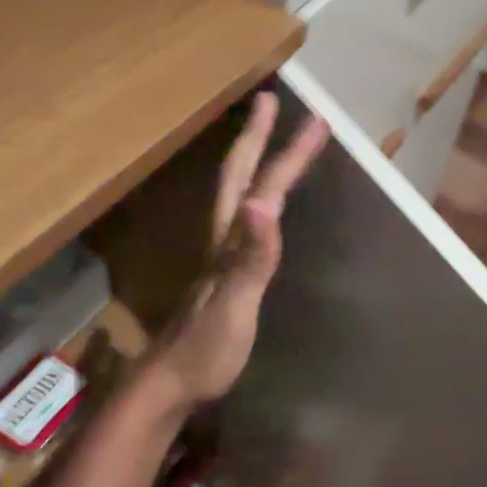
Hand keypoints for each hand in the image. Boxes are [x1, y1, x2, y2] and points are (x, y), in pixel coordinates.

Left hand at [144, 91, 328, 407]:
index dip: (288, 155)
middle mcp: (221, 244)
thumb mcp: (234, 304)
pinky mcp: (220, 283)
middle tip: (269, 101)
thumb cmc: (205, 350)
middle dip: (257, 139)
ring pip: (235, 200)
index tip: (317, 119)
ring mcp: (218, 263)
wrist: (169, 385)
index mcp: (227, 244)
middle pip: (238, 180)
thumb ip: (250, 256)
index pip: (262, 188)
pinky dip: (253, 207)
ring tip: (265, 142)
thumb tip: (262, 202)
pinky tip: (257, 215)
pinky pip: (240, 230)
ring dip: (252, 166)